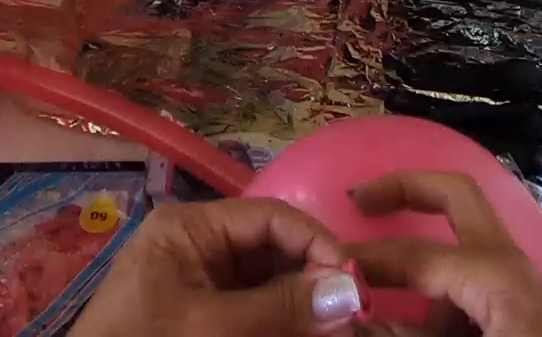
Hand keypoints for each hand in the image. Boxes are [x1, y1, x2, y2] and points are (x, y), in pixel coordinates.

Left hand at [67, 196, 366, 336]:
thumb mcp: (210, 327)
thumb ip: (279, 308)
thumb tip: (348, 293)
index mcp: (190, 228)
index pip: (268, 216)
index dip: (314, 240)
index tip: (352, 277)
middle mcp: (198, 248)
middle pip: (271, 250)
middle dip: (312, 277)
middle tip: (351, 310)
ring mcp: (200, 287)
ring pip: (268, 284)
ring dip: (302, 304)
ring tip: (337, 325)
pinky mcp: (204, 320)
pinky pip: (254, 313)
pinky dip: (282, 323)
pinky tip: (307, 332)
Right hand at [348, 172, 541, 336]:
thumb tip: (351, 318)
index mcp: (497, 276)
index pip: (418, 256)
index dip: (369, 261)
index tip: (330, 269)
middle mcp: (512, 265)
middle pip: (456, 196)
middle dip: (407, 189)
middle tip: (361, 200)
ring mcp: (522, 286)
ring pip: (466, 240)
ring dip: (423, 248)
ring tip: (378, 281)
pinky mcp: (525, 312)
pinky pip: (475, 284)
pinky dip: (443, 293)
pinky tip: (417, 324)